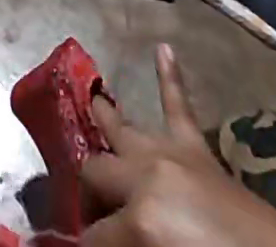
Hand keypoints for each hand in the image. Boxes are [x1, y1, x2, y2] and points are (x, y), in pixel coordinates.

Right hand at [79, 45, 275, 246]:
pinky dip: (171, 77)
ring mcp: (173, 155)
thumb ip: (124, 241)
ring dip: (105, 122)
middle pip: (95, 172)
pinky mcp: (198, 149)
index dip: (82, 242)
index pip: (91, 233)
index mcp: (139, 216)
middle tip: (88, 213)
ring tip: (87, 103)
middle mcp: (146, 173)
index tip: (77, 244)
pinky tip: (163, 48)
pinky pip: (179, 107)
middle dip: (87, 194)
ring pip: (123, 131)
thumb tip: (99, 236)